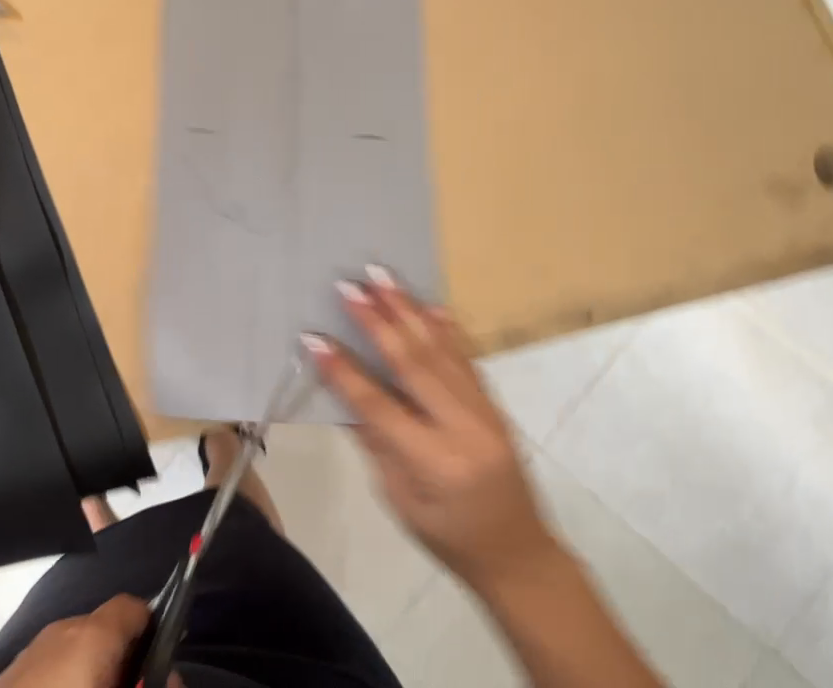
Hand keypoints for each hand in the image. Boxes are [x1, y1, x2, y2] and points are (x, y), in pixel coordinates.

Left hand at [0, 594, 151, 687]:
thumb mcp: (120, 687)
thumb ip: (152, 684)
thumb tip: (172, 676)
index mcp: (92, 634)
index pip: (133, 606)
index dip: (154, 629)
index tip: (163, 661)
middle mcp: (62, 629)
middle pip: (107, 630)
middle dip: (125, 659)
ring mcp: (34, 648)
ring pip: (79, 649)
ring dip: (95, 670)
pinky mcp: (14, 670)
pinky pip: (55, 665)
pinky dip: (69, 679)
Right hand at [305, 271, 565, 595]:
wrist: (519, 555)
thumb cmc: (448, 536)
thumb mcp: (399, 497)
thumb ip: (373, 441)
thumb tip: (342, 391)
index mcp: (434, 462)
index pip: (377, 405)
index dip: (342, 371)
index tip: (312, 338)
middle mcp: (464, 429)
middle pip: (413, 364)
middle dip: (377, 321)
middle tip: (349, 285)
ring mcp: (486, 414)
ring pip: (441, 352)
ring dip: (408, 310)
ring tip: (382, 277)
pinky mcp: (495, 407)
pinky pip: (467, 360)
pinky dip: (447, 329)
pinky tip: (429, 305)